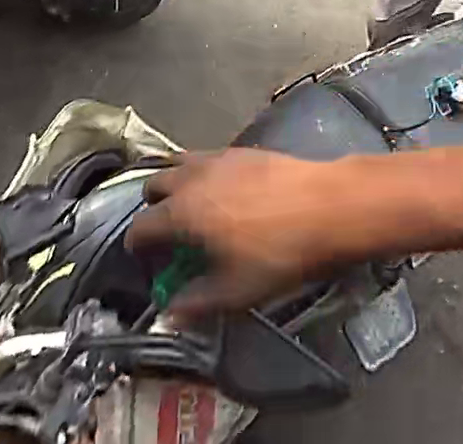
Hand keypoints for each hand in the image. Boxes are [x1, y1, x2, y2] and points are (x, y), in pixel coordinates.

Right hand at [125, 150, 363, 316]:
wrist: (326, 205)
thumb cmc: (280, 252)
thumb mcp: (238, 290)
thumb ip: (198, 302)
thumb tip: (170, 314)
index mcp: (182, 212)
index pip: (141, 226)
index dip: (136, 245)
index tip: (143, 257)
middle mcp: (189, 178)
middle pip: (153, 185)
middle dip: (152, 208)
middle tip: (168, 231)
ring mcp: (213, 158)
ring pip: (176, 164)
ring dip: (173, 183)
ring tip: (190, 204)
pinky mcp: (236, 149)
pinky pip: (203, 157)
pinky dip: (198, 172)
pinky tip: (221, 190)